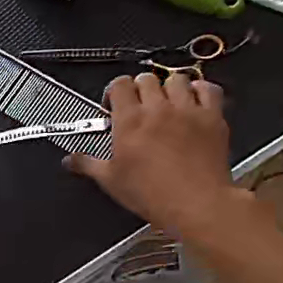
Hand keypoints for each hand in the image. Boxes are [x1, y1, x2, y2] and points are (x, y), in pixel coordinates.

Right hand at [65, 72, 248, 242]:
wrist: (195, 204)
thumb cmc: (151, 193)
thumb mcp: (111, 180)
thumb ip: (87, 164)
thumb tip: (70, 160)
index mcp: (130, 120)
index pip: (120, 84)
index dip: (115, 90)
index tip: (115, 104)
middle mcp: (158, 108)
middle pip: (147, 78)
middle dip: (140, 88)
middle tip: (139, 106)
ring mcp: (187, 110)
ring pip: (177, 79)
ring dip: (169, 87)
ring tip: (166, 102)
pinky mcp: (212, 117)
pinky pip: (208, 89)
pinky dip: (201, 90)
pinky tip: (194, 101)